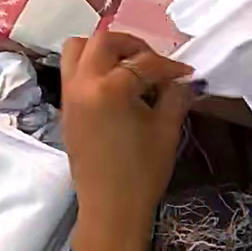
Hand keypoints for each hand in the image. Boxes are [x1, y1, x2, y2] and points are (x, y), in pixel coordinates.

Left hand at [60, 32, 193, 234]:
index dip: (169, 66)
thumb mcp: (166, 130)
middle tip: (153, 62)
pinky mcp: (66, 110)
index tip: (186, 73)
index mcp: (110, 88)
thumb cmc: (142, 172)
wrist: (110, 209)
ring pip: (77, 50)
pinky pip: (73, 72)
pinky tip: (116, 88)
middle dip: (132, 45)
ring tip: (128, 68)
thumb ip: (175, 96)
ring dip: (104, 50)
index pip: (144, 62)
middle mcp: (83, 84)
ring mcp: (69, 97)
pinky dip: (93, 68)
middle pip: (103, 41)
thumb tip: (181, 80)